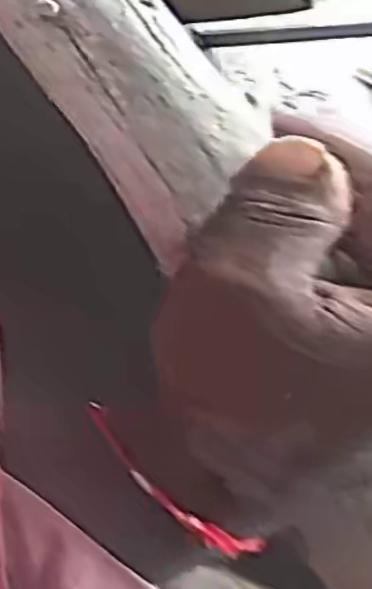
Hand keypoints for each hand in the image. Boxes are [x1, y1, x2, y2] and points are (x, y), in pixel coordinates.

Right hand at [137, 113, 371, 533]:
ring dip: (328, 225)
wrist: (232, 464)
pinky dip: (328, 259)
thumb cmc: (241, 384)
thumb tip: (297, 156)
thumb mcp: (236, 287)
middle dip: (332, 190)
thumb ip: (267, 217)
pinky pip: (365, 283)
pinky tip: (280, 255)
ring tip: (259, 209)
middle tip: (261, 165)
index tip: (275, 126)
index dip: (336, 155)